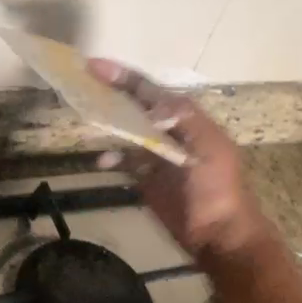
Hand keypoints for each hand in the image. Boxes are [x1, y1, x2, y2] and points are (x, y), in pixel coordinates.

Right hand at [87, 59, 270, 267]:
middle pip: (135, 105)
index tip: (94, 66)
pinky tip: (102, 160)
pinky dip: (111, 156)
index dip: (124, 77)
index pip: (151, 90)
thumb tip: (150, 103)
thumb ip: (183, 118)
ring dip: (108, 121)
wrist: (220, 236)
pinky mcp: (147, 177)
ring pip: (127, 129)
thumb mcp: (208, 147)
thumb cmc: (218, 188)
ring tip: (85, 114)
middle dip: (111, 93)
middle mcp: (169, 130)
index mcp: (186, 118)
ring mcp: (157, 154)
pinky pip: (124, 159)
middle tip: (81, 82)